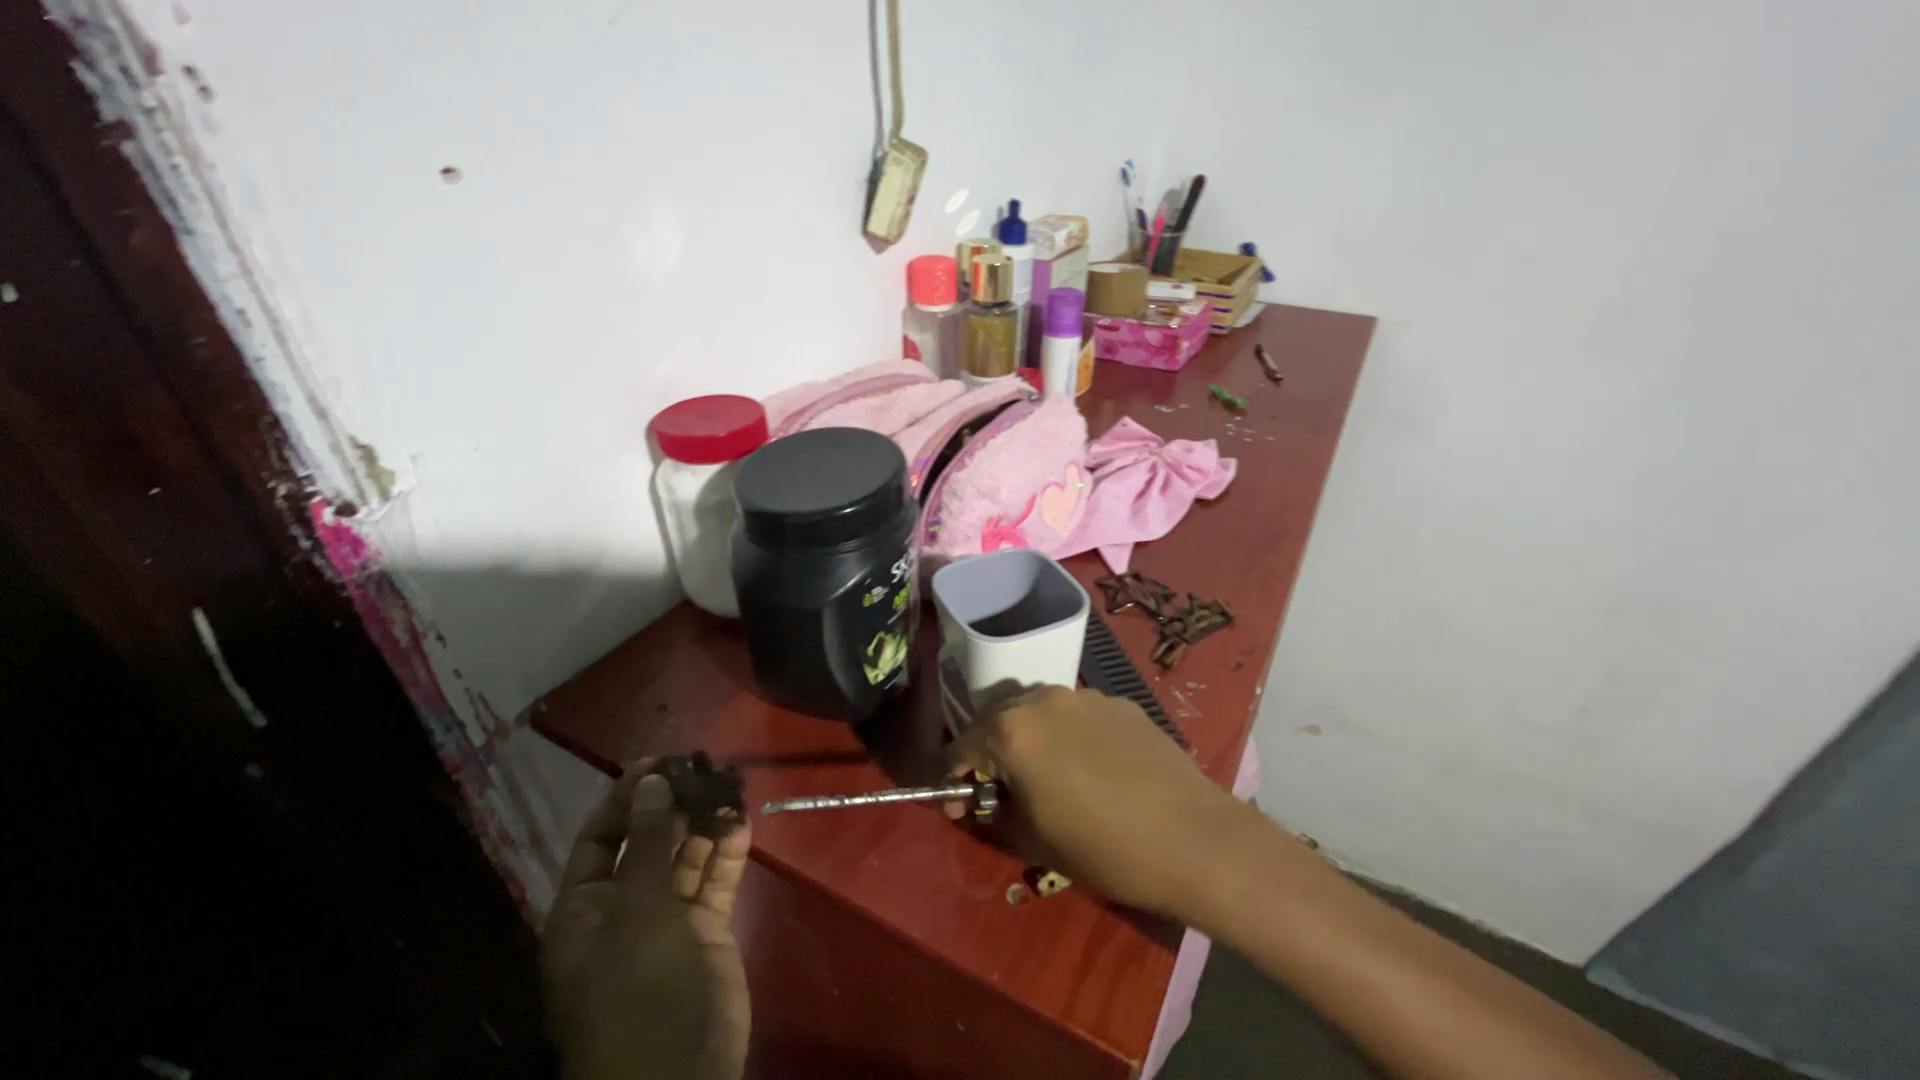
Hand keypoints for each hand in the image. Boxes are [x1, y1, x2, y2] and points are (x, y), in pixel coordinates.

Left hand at [541, 765, 751, 1079]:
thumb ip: (647, 845)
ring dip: (705, 822)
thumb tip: (651, 781)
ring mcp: (667, 921)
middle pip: (645, 844)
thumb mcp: (636, 914)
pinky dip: (728, 851)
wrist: (681, 1075)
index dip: (625, 800)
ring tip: (728, 782)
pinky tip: (741, 820)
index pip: (598, 840)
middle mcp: (623, 909)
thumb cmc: (638, 993)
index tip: (657, 762)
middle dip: (672, 805)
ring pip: (686, 858)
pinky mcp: (707, 931)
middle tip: (702, 765)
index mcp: (584, 910)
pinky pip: (716, 881)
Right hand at [946, 685, 1249, 920]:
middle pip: (997, 721)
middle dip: (989, 754)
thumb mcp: (1033, 840)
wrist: (1196, 840)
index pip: (960, 748)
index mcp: (1013, 730)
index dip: (951, 780)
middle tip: (998, 794)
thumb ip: (993, 814)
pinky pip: (1077, 717)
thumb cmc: (1105, 848)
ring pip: (1039, 714)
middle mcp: (1045, 700)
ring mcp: (1088, 697)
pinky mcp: (1122, 704)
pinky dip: (1067, 738)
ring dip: (1029, 741)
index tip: (957, 808)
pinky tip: (1089, 771)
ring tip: (1043, 779)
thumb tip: (978, 803)